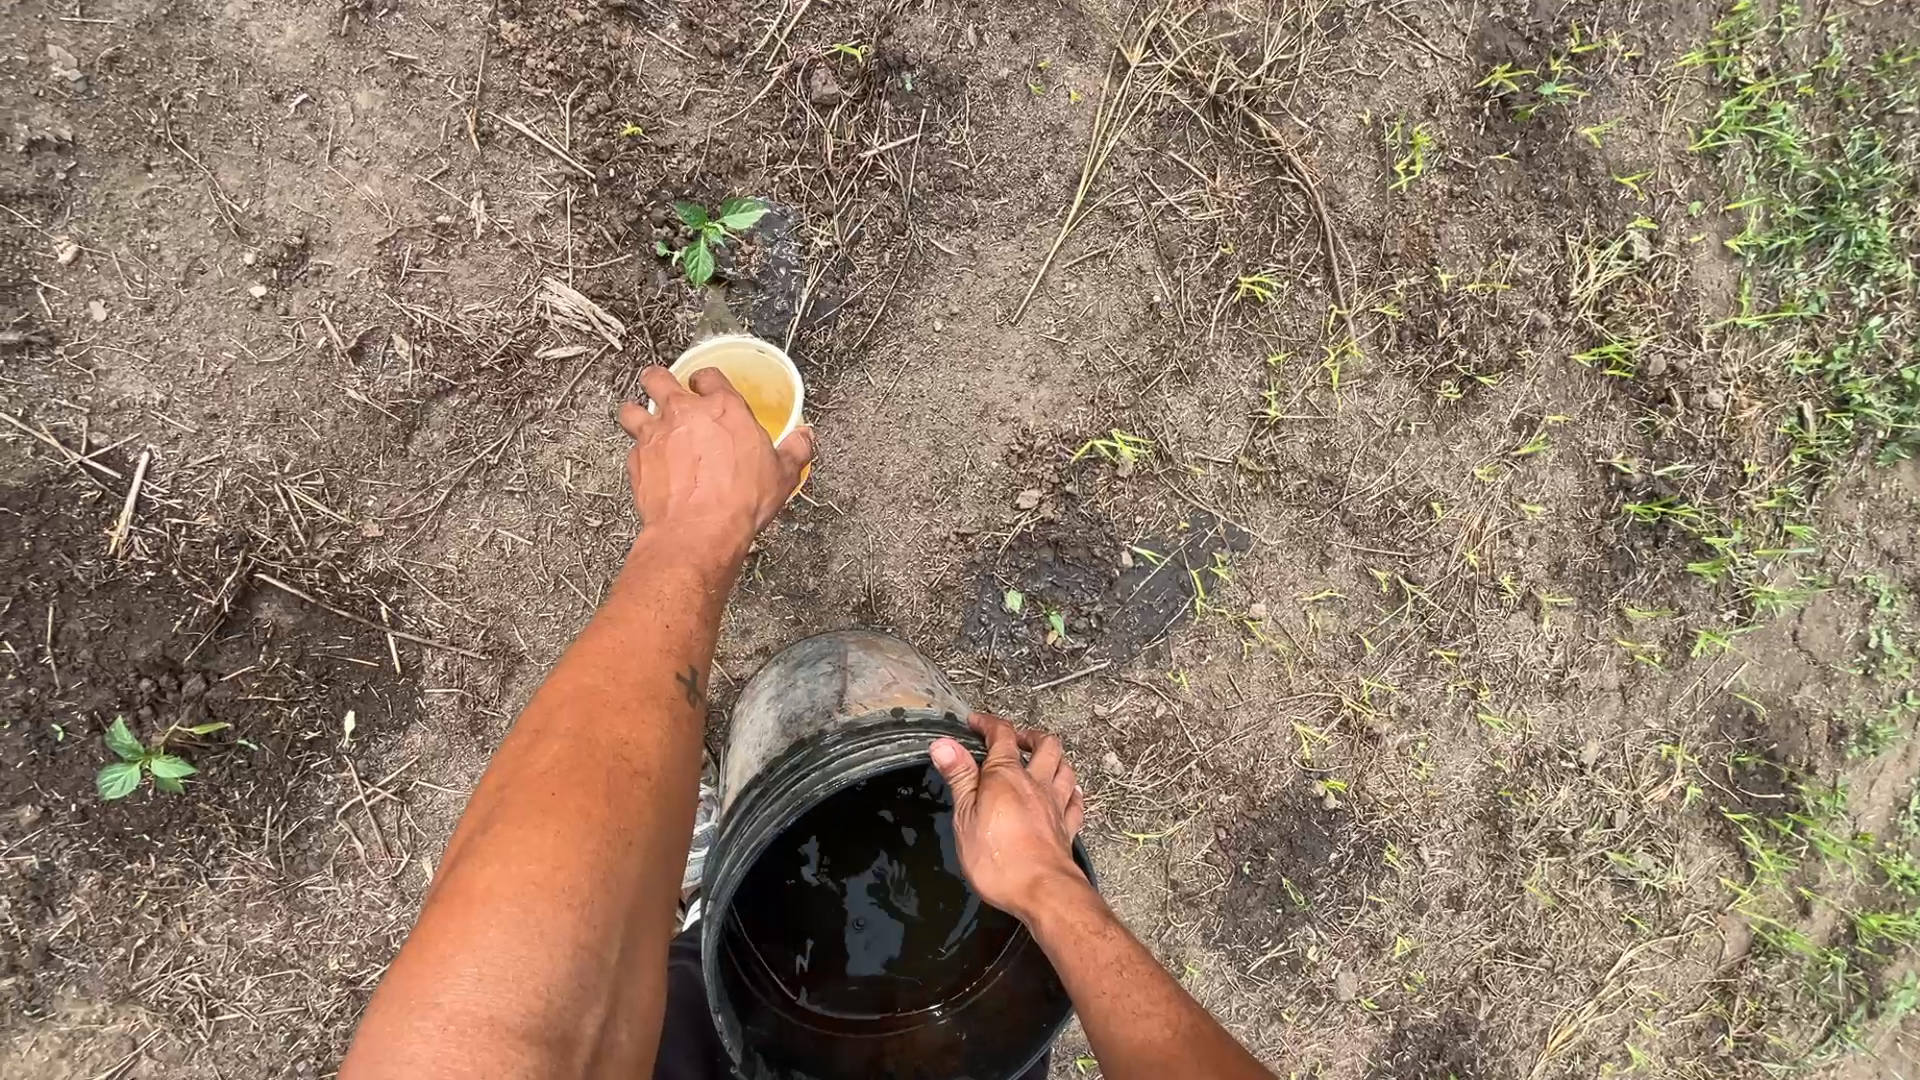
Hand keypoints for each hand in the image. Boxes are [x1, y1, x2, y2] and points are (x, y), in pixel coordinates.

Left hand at [618, 366, 812, 560]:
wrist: (699, 530)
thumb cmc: (738, 501)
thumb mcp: (783, 474)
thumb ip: (795, 449)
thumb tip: (804, 438)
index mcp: (724, 408)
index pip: (709, 375)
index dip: (707, 380)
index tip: (709, 387)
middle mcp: (684, 414)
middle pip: (659, 378)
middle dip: (660, 381)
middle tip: (666, 390)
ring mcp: (655, 435)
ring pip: (632, 409)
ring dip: (638, 413)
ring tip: (645, 421)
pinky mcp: (637, 461)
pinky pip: (632, 448)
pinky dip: (639, 454)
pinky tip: (650, 464)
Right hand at [930, 713, 1088, 923]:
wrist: (1043, 891)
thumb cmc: (998, 858)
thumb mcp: (965, 816)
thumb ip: (959, 777)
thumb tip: (944, 744)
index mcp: (1006, 776)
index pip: (1001, 735)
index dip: (988, 724)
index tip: (975, 722)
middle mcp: (1035, 783)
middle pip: (1045, 744)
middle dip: (1030, 735)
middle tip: (1016, 738)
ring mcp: (1055, 805)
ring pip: (1065, 767)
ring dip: (1055, 757)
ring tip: (1043, 758)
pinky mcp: (1067, 828)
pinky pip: (1076, 801)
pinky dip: (1072, 791)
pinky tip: (1069, 792)